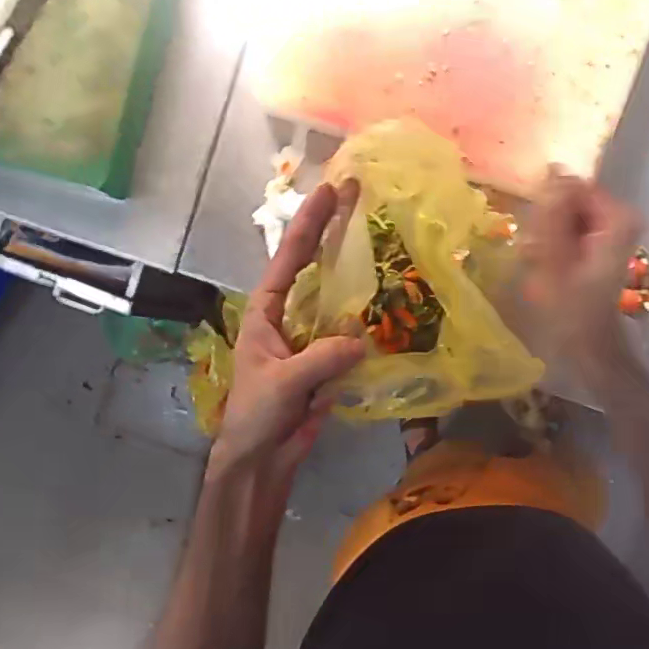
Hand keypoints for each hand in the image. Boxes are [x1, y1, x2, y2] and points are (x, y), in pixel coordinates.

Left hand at [209, 183, 365, 480]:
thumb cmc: (256, 414)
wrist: (261, 456)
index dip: (309, 224)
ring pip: (336, 298)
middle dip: (332, 232)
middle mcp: (288, 315)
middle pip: (312, 267)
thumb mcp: (284, 383)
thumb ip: (321, 359)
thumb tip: (362, 341)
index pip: (288, 258)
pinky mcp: (328, 360)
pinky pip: (351, 333)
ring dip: (356, 272)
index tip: (329, 191)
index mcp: (266, 311)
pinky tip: (392, 299)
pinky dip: (369, 318)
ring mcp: (310, 336)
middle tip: (358, 195)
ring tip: (384, 239)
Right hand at [521, 169, 639, 364]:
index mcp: (618, 217)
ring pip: (564, 215)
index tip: (535, 237)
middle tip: (535, 254)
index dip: (547, 208)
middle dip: (546, 224)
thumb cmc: (570, 309)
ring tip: (539, 264)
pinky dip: (552, 244)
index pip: (572, 187)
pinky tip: (545, 266)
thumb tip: (553, 168)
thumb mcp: (554, 259)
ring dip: (545, 236)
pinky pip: (568, 229)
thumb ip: (554, 213)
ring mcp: (612, 230)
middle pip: (569, 200)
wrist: (587, 345)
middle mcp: (621, 217)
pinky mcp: (601, 243)